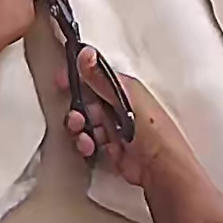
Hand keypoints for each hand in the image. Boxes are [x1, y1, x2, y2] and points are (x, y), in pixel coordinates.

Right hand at [57, 49, 195, 189]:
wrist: (160, 169)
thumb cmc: (151, 129)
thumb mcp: (123, 97)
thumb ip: (100, 77)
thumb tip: (86, 53)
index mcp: (125, 89)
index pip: (96, 77)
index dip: (78, 78)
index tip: (62, 81)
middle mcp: (120, 107)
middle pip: (88, 101)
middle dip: (77, 107)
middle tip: (76, 115)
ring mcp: (116, 129)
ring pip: (87, 122)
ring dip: (80, 127)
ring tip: (82, 131)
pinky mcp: (113, 149)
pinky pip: (91, 141)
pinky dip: (86, 143)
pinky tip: (89, 146)